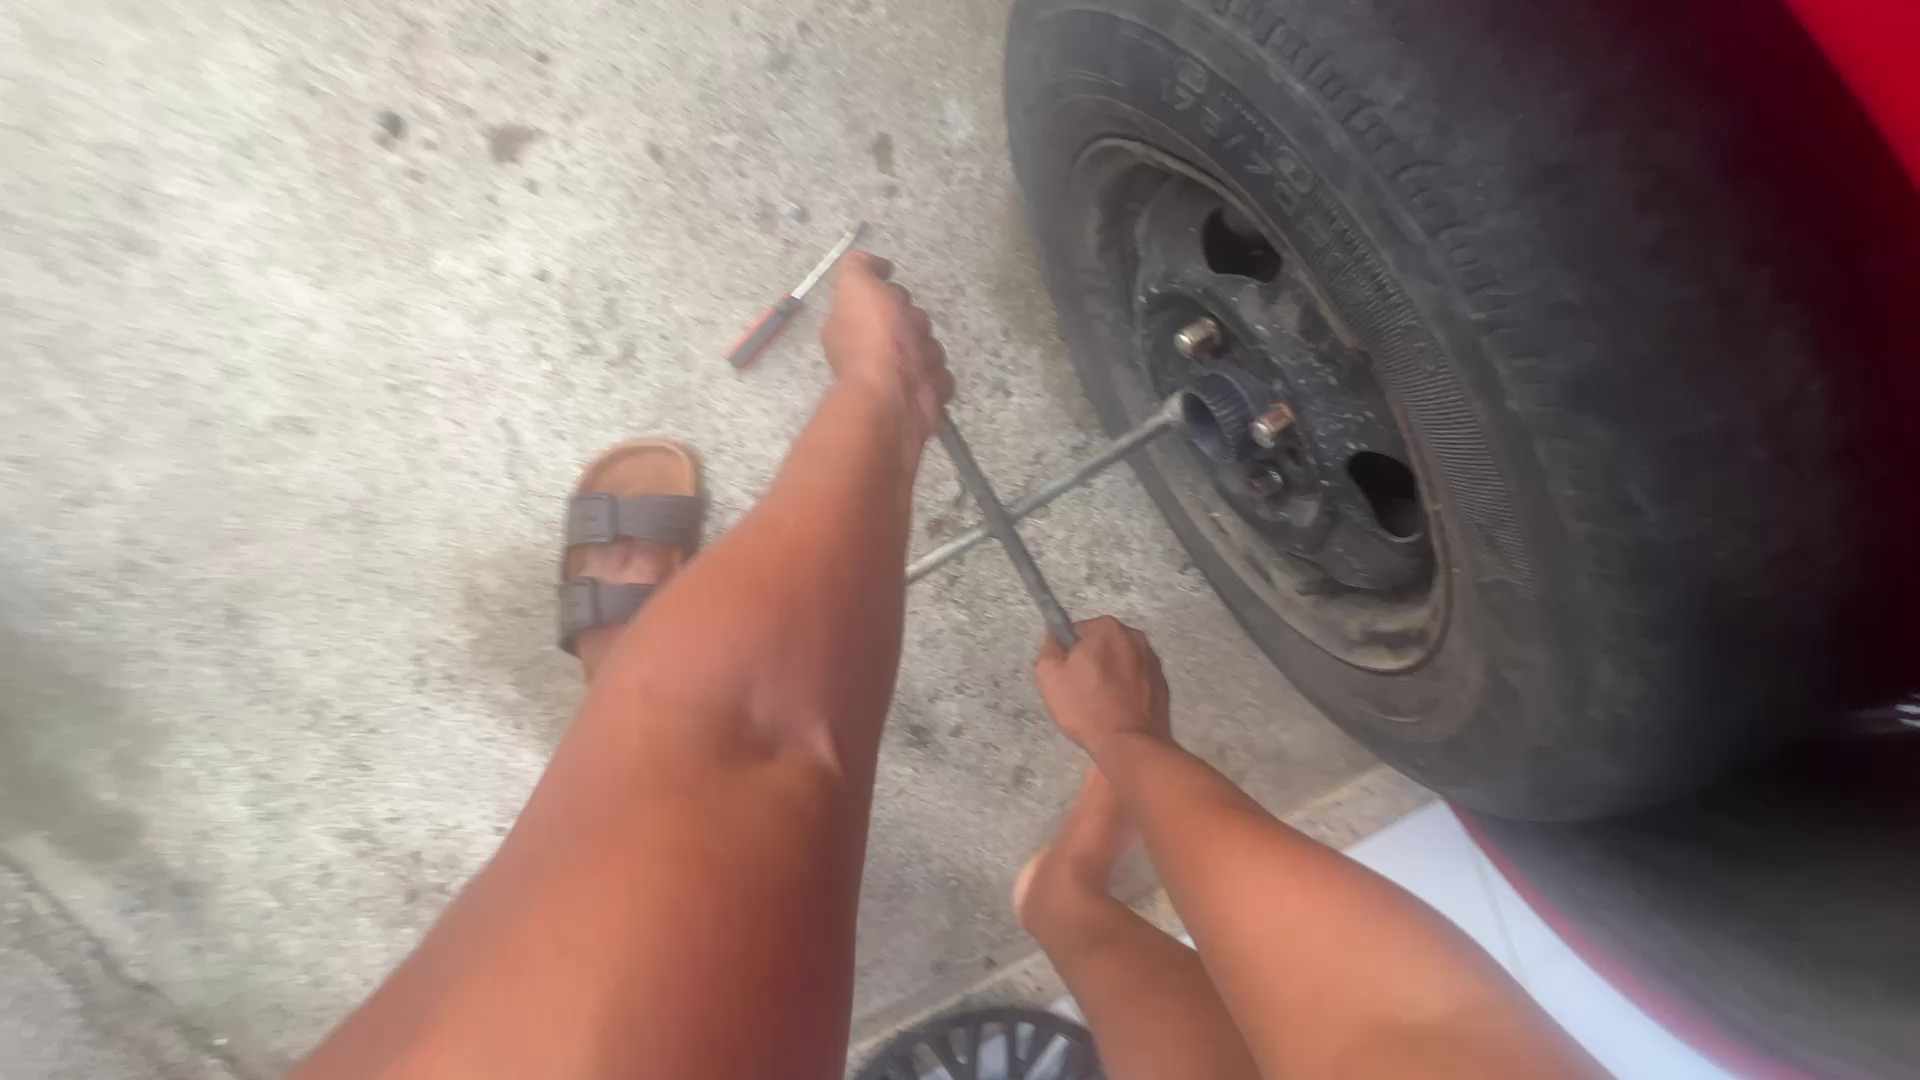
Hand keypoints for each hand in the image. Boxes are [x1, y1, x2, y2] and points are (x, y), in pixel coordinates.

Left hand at [821, 251, 953, 446]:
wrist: (891, 399)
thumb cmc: (873, 340)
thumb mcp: (856, 285)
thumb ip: (860, 266)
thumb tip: (879, 266)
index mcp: (852, 324)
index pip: (884, 298)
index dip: (893, 296)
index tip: (893, 302)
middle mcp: (871, 351)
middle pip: (911, 322)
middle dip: (915, 324)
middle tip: (906, 335)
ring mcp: (896, 378)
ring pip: (929, 350)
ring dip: (928, 353)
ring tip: (916, 365)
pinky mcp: (919, 400)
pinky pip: (940, 379)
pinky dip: (936, 380)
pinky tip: (925, 384)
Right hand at [1033, 616, 1170, 750]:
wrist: (1129, 744)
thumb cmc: (1085, 707)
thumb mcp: (1048, 675)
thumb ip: (1049, 647)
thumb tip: (1056, 637)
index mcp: (1107, 627)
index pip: (1076, 632)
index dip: (1067, 655)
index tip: (1066, 677)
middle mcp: (1134, 636)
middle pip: (1101, 645)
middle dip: (1090, 663)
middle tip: (1080, 692)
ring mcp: (1153, 660)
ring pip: (1120, 663)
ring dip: (1110, 676)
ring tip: (1100, 704)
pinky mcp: (1162, 683)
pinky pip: (1136, 680)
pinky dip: (1126, 690)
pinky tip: (1118, 709)